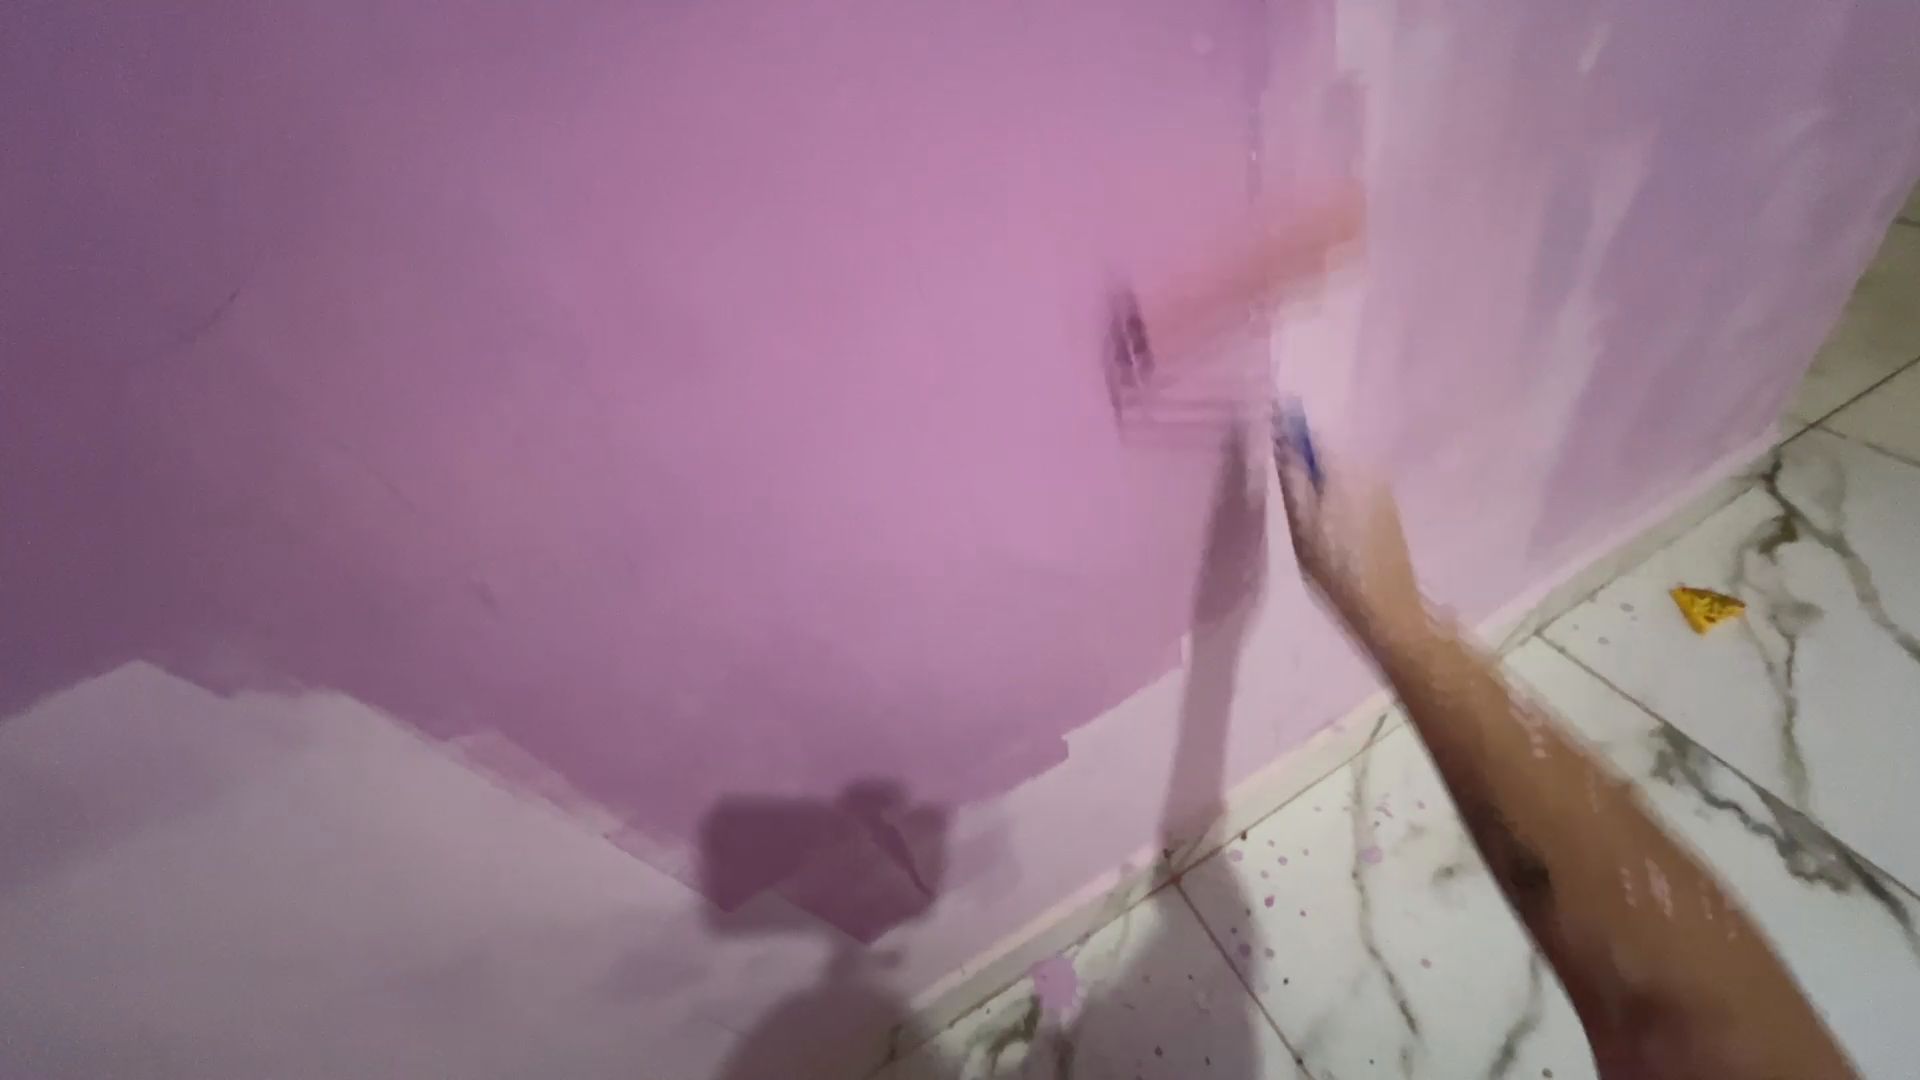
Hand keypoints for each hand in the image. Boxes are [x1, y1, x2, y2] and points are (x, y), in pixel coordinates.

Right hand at [1272, 407, 1424, 649]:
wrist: (1387, 608)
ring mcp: (1382, 488)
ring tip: (1294, 493)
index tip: (1265, 428)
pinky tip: (1321, 511)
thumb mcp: (1301, 524)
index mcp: (1346, 469)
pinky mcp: (1386, 506)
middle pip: (1328, 447)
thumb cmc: (1335, 568)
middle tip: (1275, 468)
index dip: (1288, 427)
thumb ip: (1293, 477)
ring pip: (1340, 465)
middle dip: (1302, 450)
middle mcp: (1370, 469)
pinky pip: (1352, 482)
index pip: (1312, 431)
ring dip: (1317, 469)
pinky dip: (1333, 486)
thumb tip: (1281, 437)